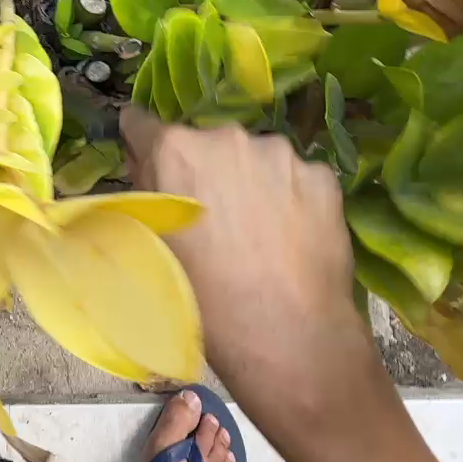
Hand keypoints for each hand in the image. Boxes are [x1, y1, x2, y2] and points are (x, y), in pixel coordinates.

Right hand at [121, 109, 461, 461]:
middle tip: (213, 213)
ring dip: (249, 177)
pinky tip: (293, 234)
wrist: (288, 339)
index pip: (140, 122)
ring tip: (259, 228)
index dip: (141, 144)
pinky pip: (295, 175)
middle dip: (203, 166)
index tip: (149, 163)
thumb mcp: (153, 239)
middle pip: (202, 140)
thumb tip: (143, 163)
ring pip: (252, 155)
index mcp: (174, 148)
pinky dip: (290, 194)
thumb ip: (144, 189)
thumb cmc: (204, 297)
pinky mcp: (322, 174)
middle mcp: (224, 135)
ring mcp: (279, 152)